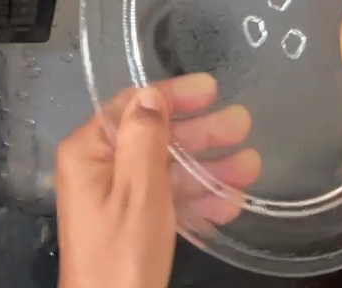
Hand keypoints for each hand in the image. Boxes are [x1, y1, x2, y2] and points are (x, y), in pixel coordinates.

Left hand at [56, 73, 261, 287]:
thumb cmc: (122, 252)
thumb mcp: (138, 190)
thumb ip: (145, 137)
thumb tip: (152, 94)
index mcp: (89, 151)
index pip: (134, 106)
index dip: (174, 95)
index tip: (211, 90)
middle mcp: (100, 168)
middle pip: (156, 137)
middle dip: (201, 134)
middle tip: (242, 124)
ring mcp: (116, 198)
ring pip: (168, 170)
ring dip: (208, 168)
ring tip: (251, 166)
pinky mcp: (131, 225)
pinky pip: (166, 200)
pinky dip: (197, 200)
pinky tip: (232, 200)